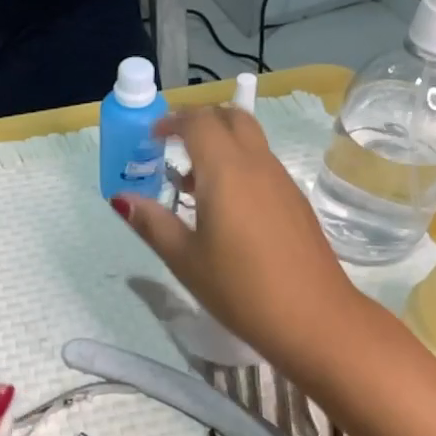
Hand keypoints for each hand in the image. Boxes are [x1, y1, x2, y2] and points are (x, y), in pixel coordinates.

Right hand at [110, 108, 362, 363]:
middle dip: (201, 121)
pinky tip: (225, 208)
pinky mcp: (296, 202)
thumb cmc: (239, 288)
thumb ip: (153, 223)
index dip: (172, 121)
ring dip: (222, 145)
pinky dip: (239, 166)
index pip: (199, 122)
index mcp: (226, 170)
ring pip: (251, 141)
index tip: (151, 137)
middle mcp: (257, 164)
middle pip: (232, 117)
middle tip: (174, 146)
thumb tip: (122, 199)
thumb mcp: (184, 259)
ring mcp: (282, 181)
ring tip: (194, 183)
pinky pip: (263, 165)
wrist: (313, 318)